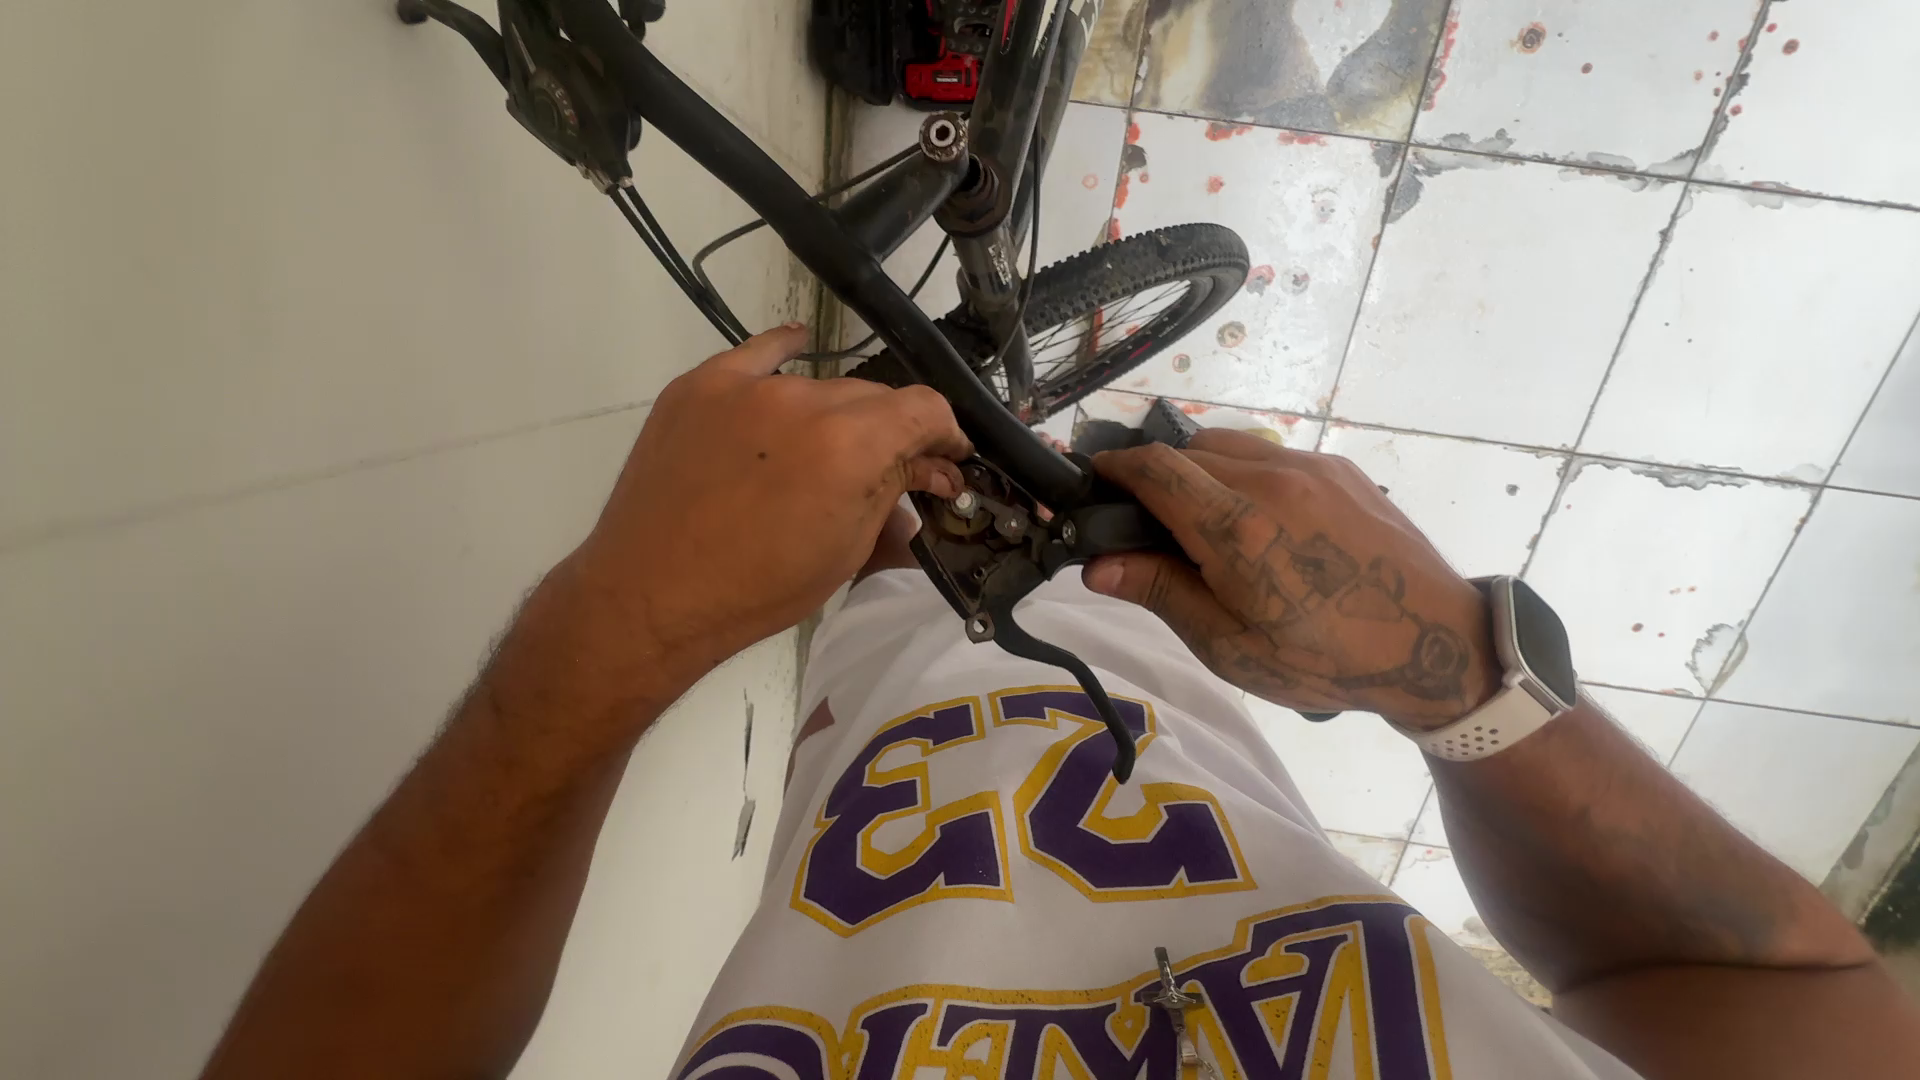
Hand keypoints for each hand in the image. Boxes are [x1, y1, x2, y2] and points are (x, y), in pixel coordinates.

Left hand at [562, 325, 970, 677]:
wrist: (653, 593)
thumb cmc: (759, 589)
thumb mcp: (846, 550)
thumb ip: (893, 494)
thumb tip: (928, 470)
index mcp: (850, 446)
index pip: (924, 409)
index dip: (947, 433)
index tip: (948, 457)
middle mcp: (806, 400)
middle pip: (876, 396)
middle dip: (894, 431)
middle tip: (892, 467)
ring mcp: (749, 386)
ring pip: (823, 385)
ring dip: (842, 414)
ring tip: (829, 448)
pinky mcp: (703, 384)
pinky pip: (760, 352)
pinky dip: (787, 354)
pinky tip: (800, 350)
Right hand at [1084, 430, 1498, 729]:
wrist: (1437, 647)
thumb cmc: (1324, 660)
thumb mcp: (1229, 645)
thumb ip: (1161, 593)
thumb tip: (1096, 566)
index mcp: (1237, 528)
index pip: (1155, 468)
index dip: (1114, 466)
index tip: (1092, 478)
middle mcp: (1271, 480)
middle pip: (1185, 448)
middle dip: (1152, 473)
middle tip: (1143, 518)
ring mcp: (1310, 467)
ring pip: (1226, 444)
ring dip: (1195, 468)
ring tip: (1197, 518)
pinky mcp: (1338, 468)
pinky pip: (1267, 454)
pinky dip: (1238, 471)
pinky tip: (1253, 517)